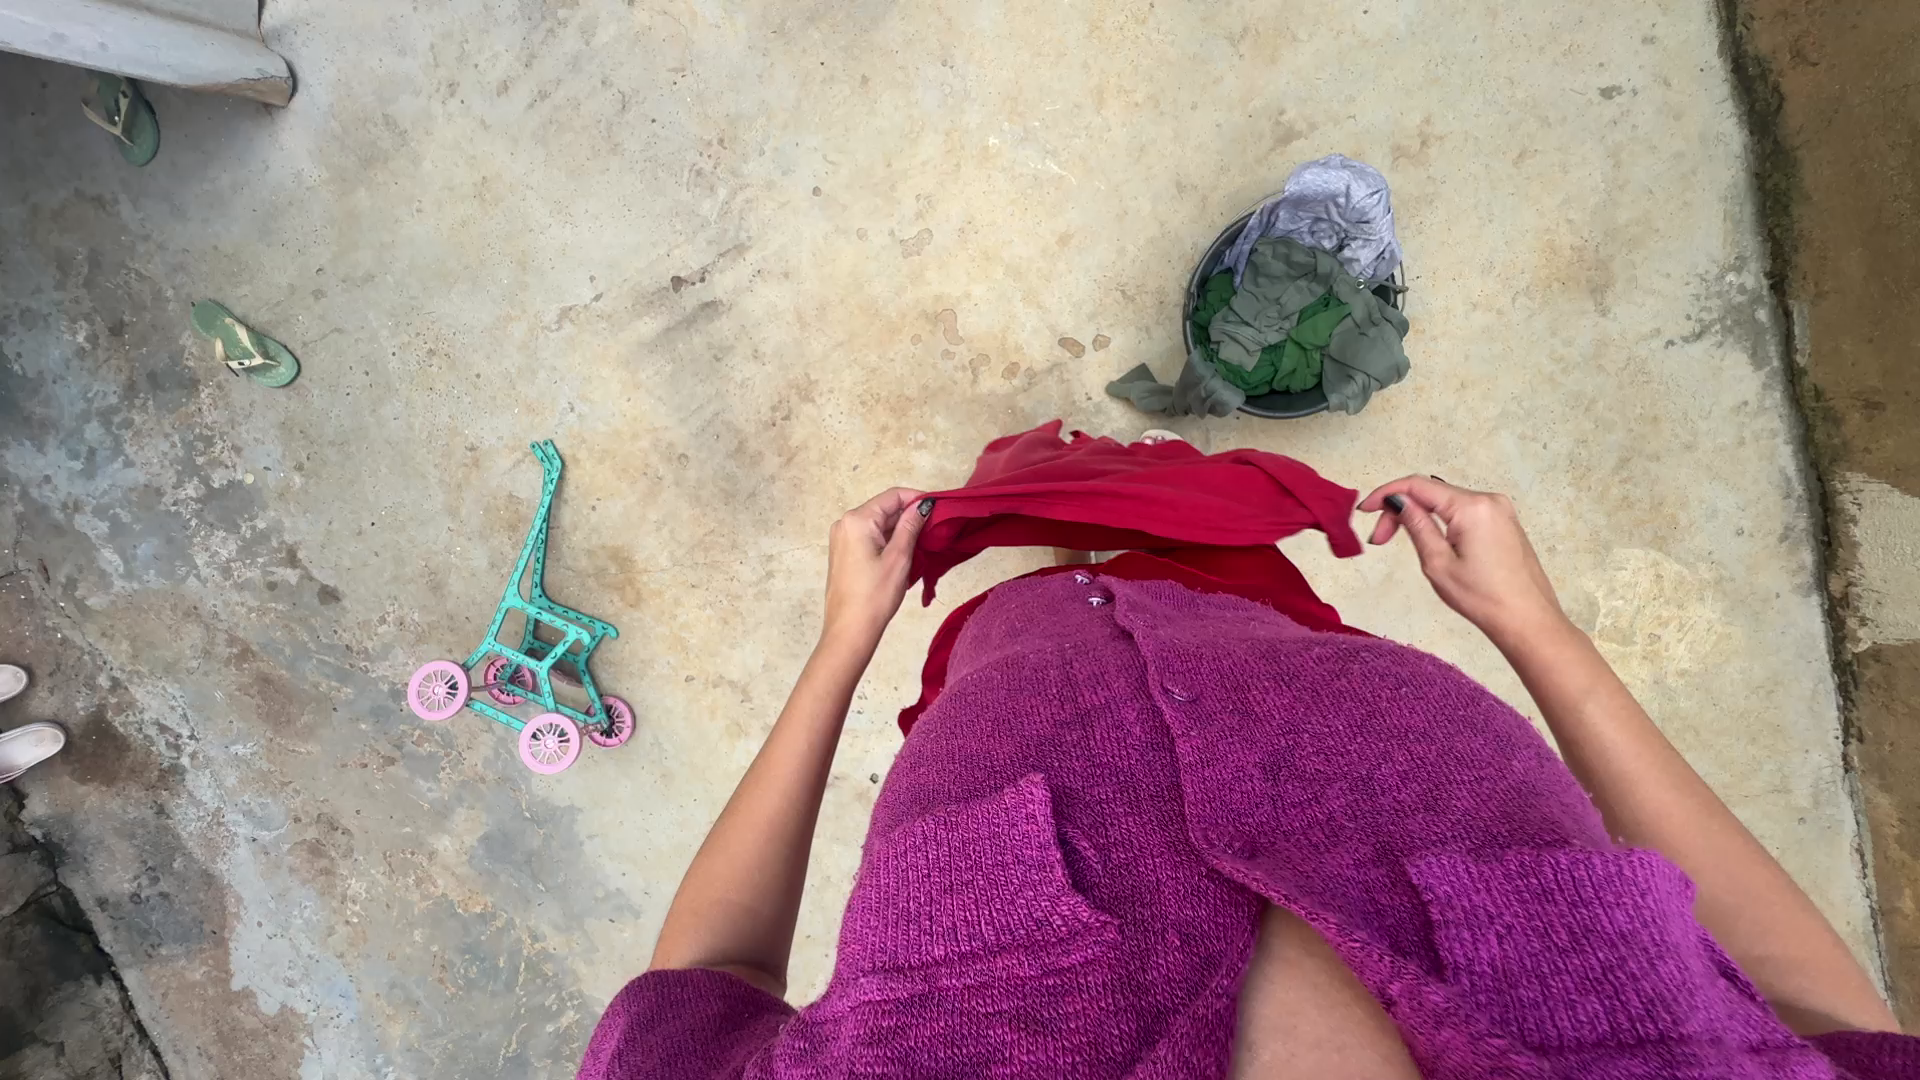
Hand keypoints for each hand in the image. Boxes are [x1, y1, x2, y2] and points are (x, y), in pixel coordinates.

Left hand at [821, 487, 931, 649]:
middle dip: (909, 517)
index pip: (893, 496)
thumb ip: (910, 526)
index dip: (917, 498)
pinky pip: (870, 538)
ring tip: (922, 545)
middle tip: (934, 530)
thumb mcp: (899, 557)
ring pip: (878, 524)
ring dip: (900, 531)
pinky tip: (905, 555)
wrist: (850, 630)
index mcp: (857, 520)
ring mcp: (842, 539)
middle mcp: (845, 523)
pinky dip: (888, 541)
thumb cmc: (875, 595)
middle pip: (884, 509)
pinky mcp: (844, 553)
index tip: (938, 508)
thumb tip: (923, 505)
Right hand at [1358, 476, 1569, 647]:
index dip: (1385, 493)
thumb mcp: (1436, 561)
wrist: (1527, 619)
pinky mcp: (1502, 522)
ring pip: (1443, 501)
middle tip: (1379, 540)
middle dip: (1399, 510)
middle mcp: (1488, 500)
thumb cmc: (1481, 595)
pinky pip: (1460, 511)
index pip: (1417, 485)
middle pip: (1430, 492)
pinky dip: (1437, 520)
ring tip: (1397, 542)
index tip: (1363, 511)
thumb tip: (1397, 500)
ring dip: (1416, 515)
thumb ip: (1415, 524)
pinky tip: (1426, 539)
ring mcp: (1498, 510)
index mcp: (1471, 507)